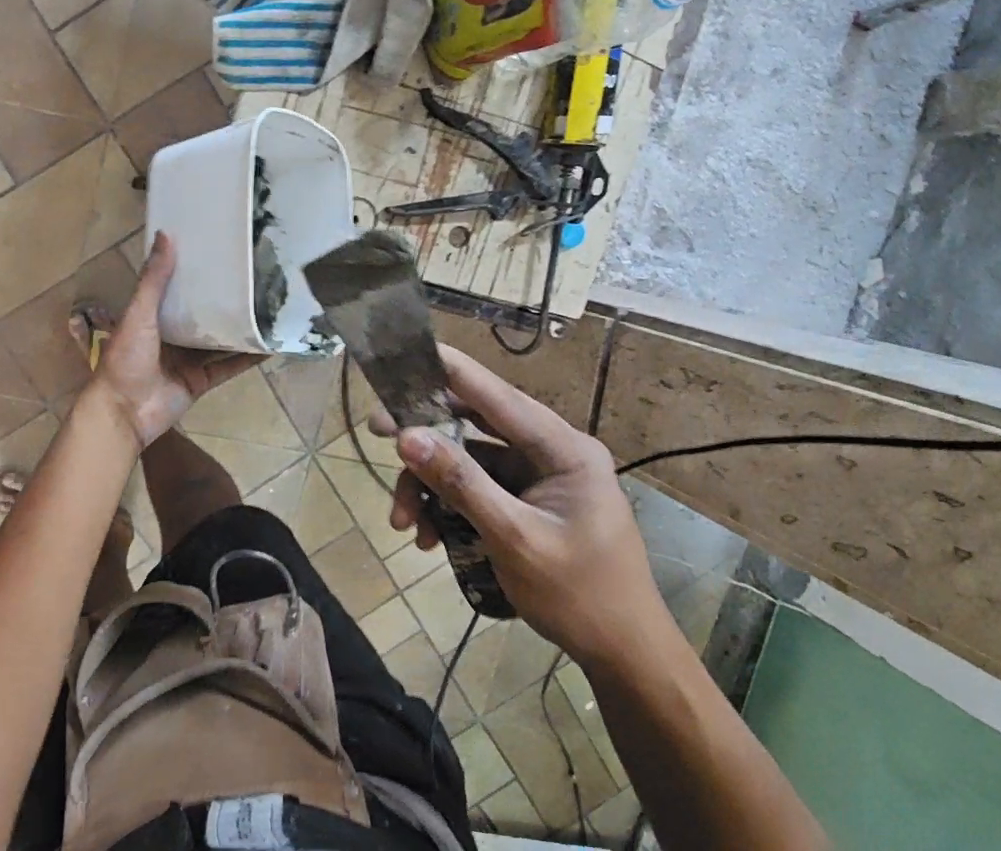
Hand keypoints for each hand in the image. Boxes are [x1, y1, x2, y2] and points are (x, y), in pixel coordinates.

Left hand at [86, 233, 264, 448]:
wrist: (124, 412)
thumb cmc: (125, 359)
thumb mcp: (138, 313)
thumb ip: (154, 279)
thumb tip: (166, 234)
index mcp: (149, 317)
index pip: (173, 289)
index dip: (191, 272)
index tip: (215, 251)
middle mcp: (169, 336)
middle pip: (199, 315)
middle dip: (220, 300)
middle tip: (250, 277)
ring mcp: (186, 360)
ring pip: (217, 340)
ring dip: (238, 328)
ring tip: (266, 307)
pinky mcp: (200, 381)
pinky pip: (227, 367)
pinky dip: (247, 359)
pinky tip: (269, 345)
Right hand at [381, 345, 677, 669]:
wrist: (623, 652)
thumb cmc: (579, 595)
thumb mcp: (514, 538)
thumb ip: (461, 484)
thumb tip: (407, 437)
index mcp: (564, 449)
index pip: (499, 396)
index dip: (453, 371)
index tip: (411, 348)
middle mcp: (551, 453)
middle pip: (475, 425)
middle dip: (426, 438)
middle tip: (378, 432)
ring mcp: (538, 479)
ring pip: (468, 462)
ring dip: (431, 486)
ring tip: (405, 525)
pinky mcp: (526, 503)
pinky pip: (475, 490)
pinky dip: (448, 507)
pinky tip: (429, 539)